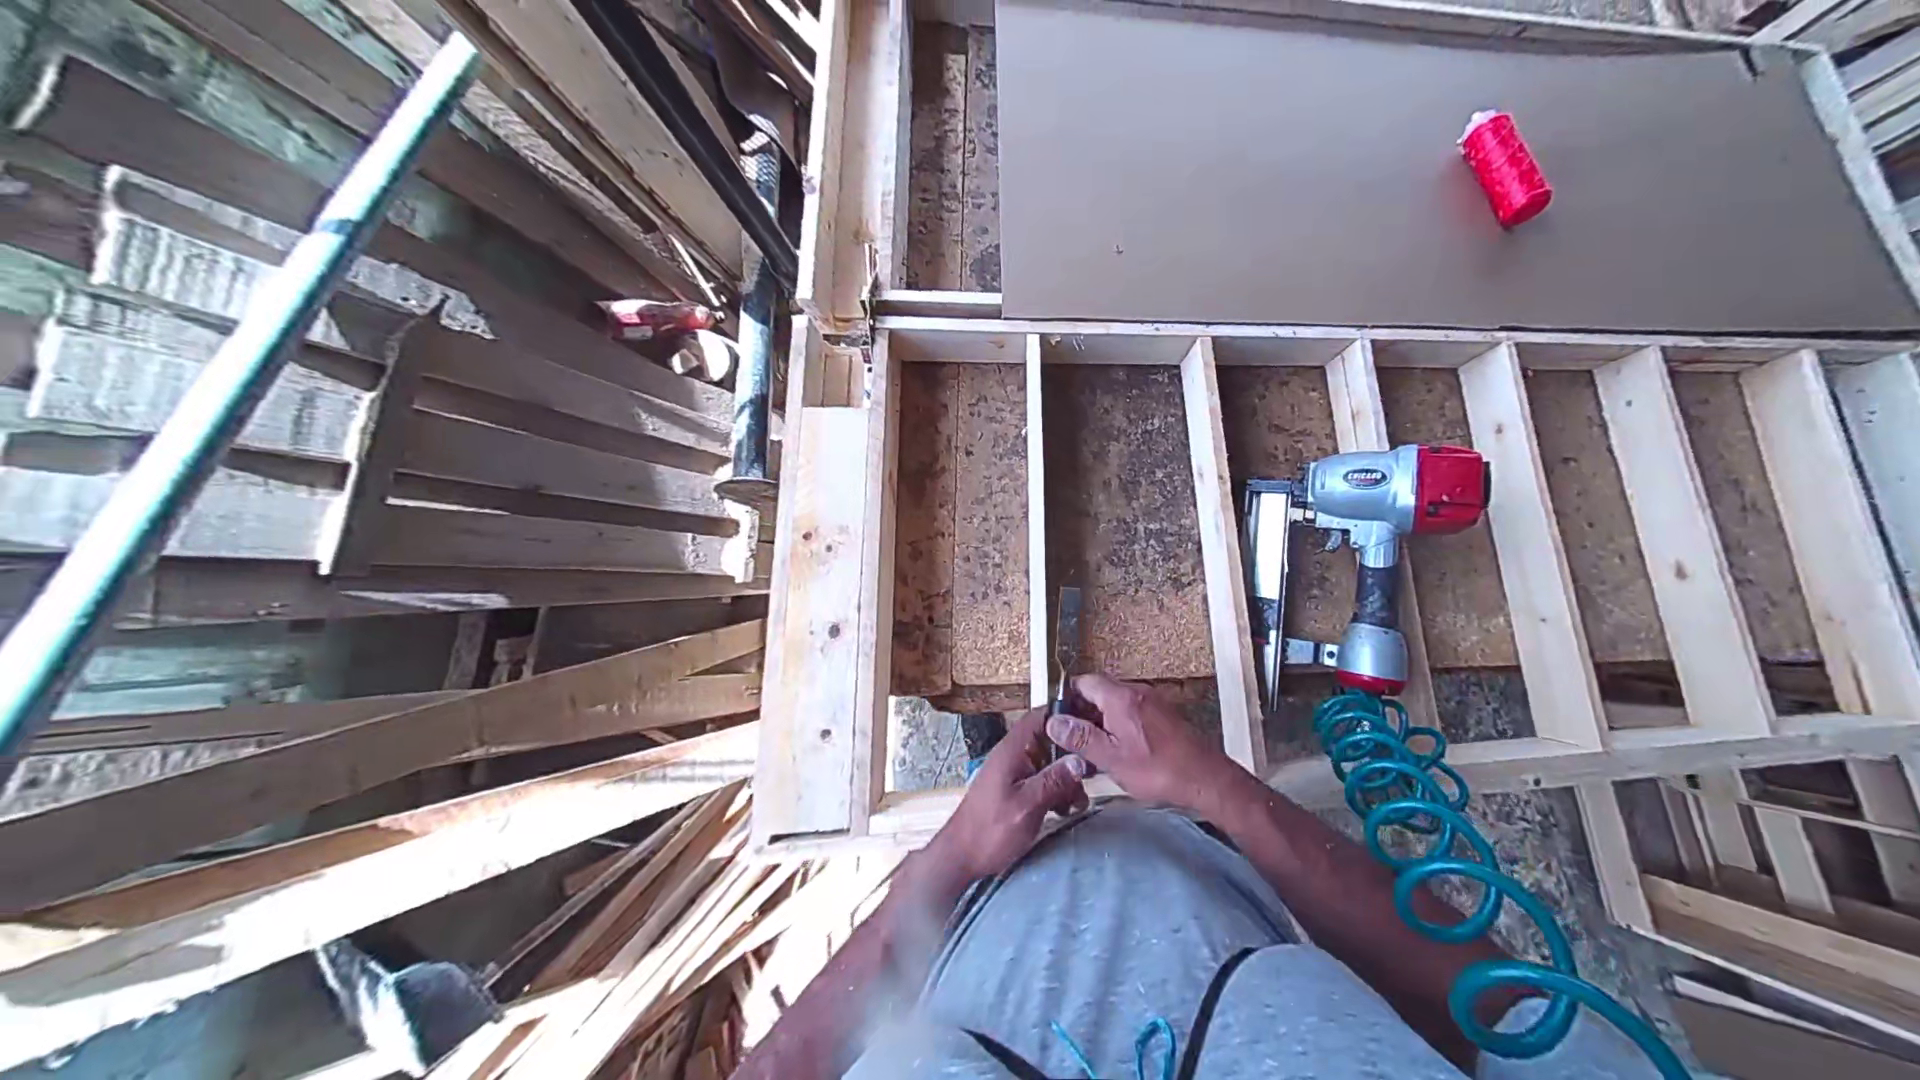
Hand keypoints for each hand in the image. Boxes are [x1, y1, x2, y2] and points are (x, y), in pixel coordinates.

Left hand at [929, 707, 1089, 882]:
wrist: (962, 856)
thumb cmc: (991, 830)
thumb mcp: (1026, 805)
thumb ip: (1053, 780)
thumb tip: (1080, 759)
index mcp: (1013, 749)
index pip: (1042, 716)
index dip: (1067, 717)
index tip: (1091, 730)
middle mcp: (1015, 754)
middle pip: (1051, 740)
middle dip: (1072, 757)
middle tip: (1091, 777)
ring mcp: (1016, 771)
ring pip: (1050, 762)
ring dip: (1067, 778)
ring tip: (1076, 802)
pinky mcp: (1018, 789)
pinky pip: (1044, 779)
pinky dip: (1057, 790)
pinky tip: (1065, 810)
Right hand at [1046, 673, 1255, 818]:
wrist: (1207, 780)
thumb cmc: (1163, 770)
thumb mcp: (1111, 759)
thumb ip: (1081, 738)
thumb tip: (1055, 723)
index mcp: (1121, 698)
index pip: (1084, 681)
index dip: (1067, 696)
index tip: (1058, 715)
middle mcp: (1138, 693)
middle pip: (1099, 691)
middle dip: (1082, 711)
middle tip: (1072, 736)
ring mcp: (1153, 702)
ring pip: (1115, 702)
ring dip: (1101, 720)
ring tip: (1093, 748)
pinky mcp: (1164, 716)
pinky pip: (1132, 711)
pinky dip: (1119, 725)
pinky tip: (1117, 750)